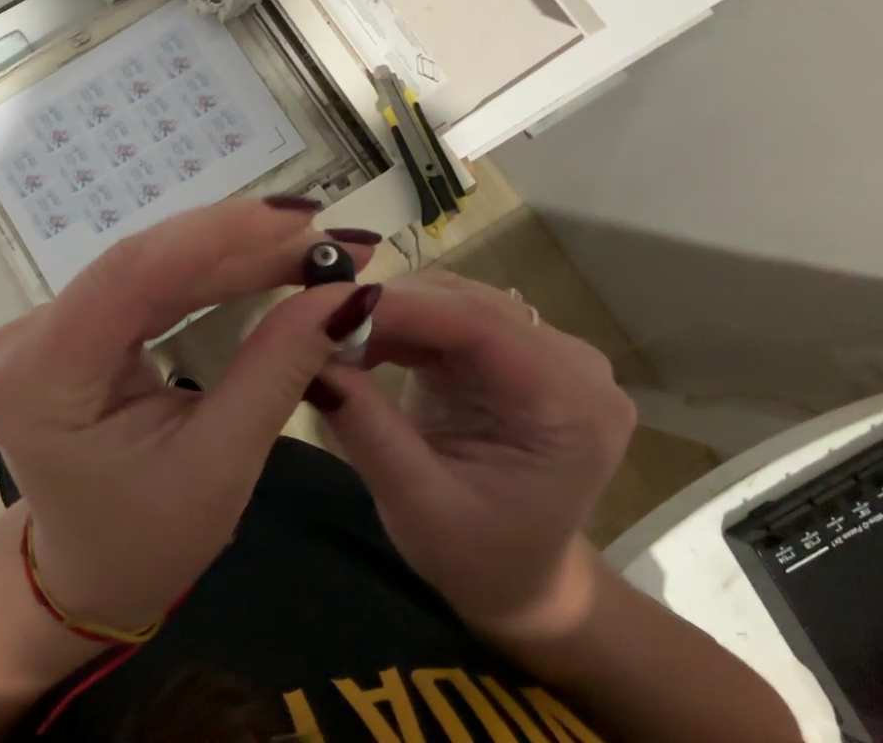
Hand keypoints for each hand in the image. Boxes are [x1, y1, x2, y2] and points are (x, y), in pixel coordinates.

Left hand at [0, 197, 379, 631]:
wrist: (88, 572)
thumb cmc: (148, 540)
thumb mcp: (222, 461)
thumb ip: (278, 367)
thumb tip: (350, 295)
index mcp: (42, 378)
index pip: (130, 275)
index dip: (218, 234)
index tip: (302, 217)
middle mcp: (30, 338)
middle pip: (146, 267)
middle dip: (244, 247)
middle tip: (333, 240)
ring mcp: (47, 329)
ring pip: (152, 271)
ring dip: (236, 256)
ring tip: (315, 247)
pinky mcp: (73, 329)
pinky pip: (148, 288)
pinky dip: (211, 277)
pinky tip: (266, 261)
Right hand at [311, 271, 636, 638]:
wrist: (520, 582)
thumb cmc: (477, 558)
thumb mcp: (415, 503)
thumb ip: (366, 426)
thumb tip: (309, 357)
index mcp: (574, 407)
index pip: (482, 325)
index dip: (402, 306)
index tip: (326, 306)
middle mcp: (573, 365)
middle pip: (468, 304)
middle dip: (389, 308)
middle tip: (316, 326)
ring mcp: (546, 354)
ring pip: (454, 301)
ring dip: (390, 313)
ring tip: (332, 340)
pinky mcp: (512, 354)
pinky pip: (448, 318)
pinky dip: (399, 326)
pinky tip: (360, 346)